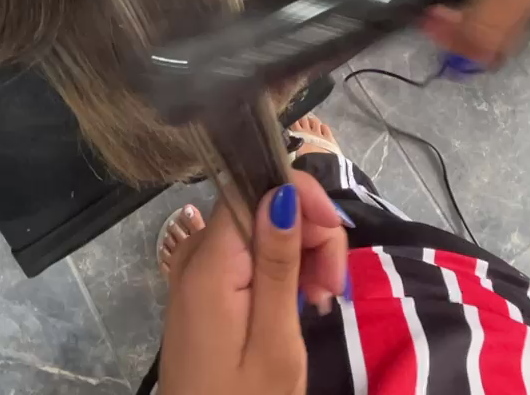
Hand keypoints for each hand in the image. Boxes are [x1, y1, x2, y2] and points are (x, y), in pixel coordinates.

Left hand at [159, 174, 347, 394]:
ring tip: (318, 302)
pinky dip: (281, 269)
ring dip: (300, 253)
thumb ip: (277, 264)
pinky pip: (249, 252)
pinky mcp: (205, 283)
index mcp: (208, 260)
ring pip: (260, 227)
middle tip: (330, 290)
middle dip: (307, 233)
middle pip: (261, 205)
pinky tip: (299, 300)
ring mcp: (197, 265)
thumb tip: (283, 190)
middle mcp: (195, 249)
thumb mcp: (273, 343)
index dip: (300, 196)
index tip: (335, 236)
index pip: (254, 187)